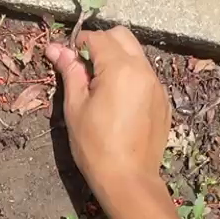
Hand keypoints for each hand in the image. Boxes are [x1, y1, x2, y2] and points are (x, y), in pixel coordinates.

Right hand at [46, 27, 169, 208]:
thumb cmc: (95, 148)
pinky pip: (146, 78)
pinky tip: (120, 106)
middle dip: (102, 45)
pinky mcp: (163, 103)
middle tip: (86, 71)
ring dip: (118, 61)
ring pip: (136, 56)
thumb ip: (70, 73)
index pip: (97, 38)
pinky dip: (132, 80)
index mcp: (120, 68)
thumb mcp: (76, 108)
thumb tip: (55, 48)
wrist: (128, 181)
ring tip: (103, 90)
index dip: (79, 46)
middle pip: (122, 37)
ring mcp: (157, 86)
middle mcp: (144, 70)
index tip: (68, 61)